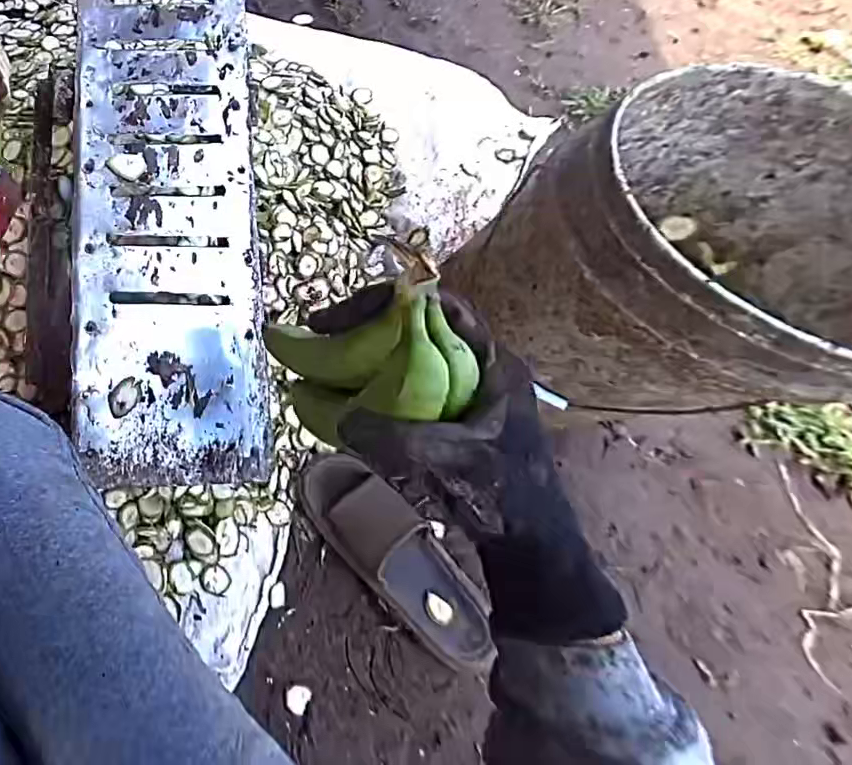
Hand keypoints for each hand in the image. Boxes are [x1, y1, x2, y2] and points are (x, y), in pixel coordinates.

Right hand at [301, 282, 626, 643]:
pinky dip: (364, 375)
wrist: (532, 551)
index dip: (387, 301)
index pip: (438, 306)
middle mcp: (474, 367)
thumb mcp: (452, 463)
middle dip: (362, 321)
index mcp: (492, 365)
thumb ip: (399, 439)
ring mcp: (457, 389)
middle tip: (319, 331)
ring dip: (358, 347)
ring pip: (401, 347)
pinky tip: (339, 389)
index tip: (343, 318)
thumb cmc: (509, 502)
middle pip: (413, 320)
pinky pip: (395, 377)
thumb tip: (343, 419)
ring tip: (320, 356)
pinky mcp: (438, 412)